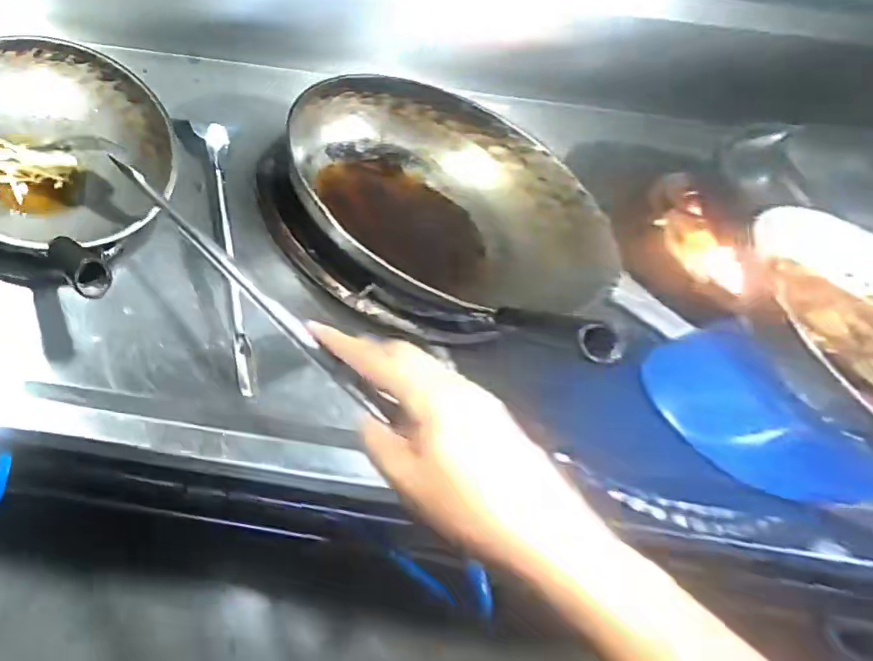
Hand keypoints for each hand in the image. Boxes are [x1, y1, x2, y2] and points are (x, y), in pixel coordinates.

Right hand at [311, 323, 618, 574]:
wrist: (558, 545)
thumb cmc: (472, 508)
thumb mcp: (406, 478)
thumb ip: (376, 439)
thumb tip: (368, 419)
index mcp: (430, 394)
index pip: (374, 357)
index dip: (341, 342)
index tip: (314, 326)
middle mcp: (457, 386)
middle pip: (405, 352)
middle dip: (369, 347)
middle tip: (341, 351)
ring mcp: (482, 401)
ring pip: (427, 366)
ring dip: (395, 364)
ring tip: (374, 378)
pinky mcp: (498, 419)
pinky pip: (444, 383)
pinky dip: (418, 381)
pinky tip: (415, 407)